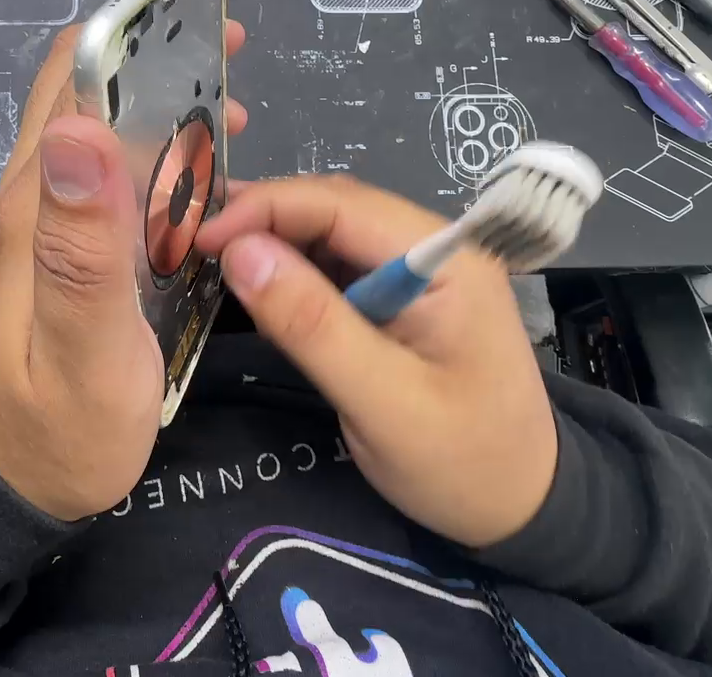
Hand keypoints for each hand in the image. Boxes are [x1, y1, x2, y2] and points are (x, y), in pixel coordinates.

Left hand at [0, 21, 246, 520]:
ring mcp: (53, 221)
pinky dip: (161, 157)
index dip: (133, 36)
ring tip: (234, 120)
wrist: (13, 485)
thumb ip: (80, 247)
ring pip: (106, 133)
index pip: (74, 80)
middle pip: (90, 93)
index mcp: (38, 203)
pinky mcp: (70, 247)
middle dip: (158, 60)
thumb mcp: (81, 348)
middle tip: (232, 66)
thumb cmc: (59, 427)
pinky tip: (205, 178)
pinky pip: (116, 178)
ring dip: (165, 108)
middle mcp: (38, 196)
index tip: (201, 26)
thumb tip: (79, 129)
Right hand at [194, 176, 555, 547]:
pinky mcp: (395, 292)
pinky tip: (252, 276)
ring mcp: (413, 267)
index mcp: (443, 258)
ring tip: (209, 252)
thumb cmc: (460, 463)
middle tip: (193, 242)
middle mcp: (429, 246)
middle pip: (333, 206)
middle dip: (261, 215)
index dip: (265, 208)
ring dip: (269, 236)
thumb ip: (313, 326)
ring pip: (327, 229)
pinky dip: (287, 265)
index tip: (202, 237)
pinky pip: (333, 261)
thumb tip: (240, 252)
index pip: (341, 204)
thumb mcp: (383, 403)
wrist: (518, 507)